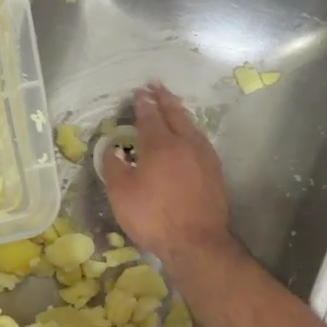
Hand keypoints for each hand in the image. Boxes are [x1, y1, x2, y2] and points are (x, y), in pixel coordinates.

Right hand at [101, 82, 236, 273]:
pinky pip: (199, 140)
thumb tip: (113, 150)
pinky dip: (190, 130)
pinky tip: (188, 135)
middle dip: (164, 98)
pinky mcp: (214, 170)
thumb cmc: (153, 217)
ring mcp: (203, 155)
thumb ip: (114, 168)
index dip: (143, 103)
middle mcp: (184, 142)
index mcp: (159, 145)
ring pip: (190, 125)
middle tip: (157, 86)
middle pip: (174, 113)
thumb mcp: (121, 194)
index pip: (149, 116)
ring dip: (179, 111)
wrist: (196, 241)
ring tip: (172, 104)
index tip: (139, 92)